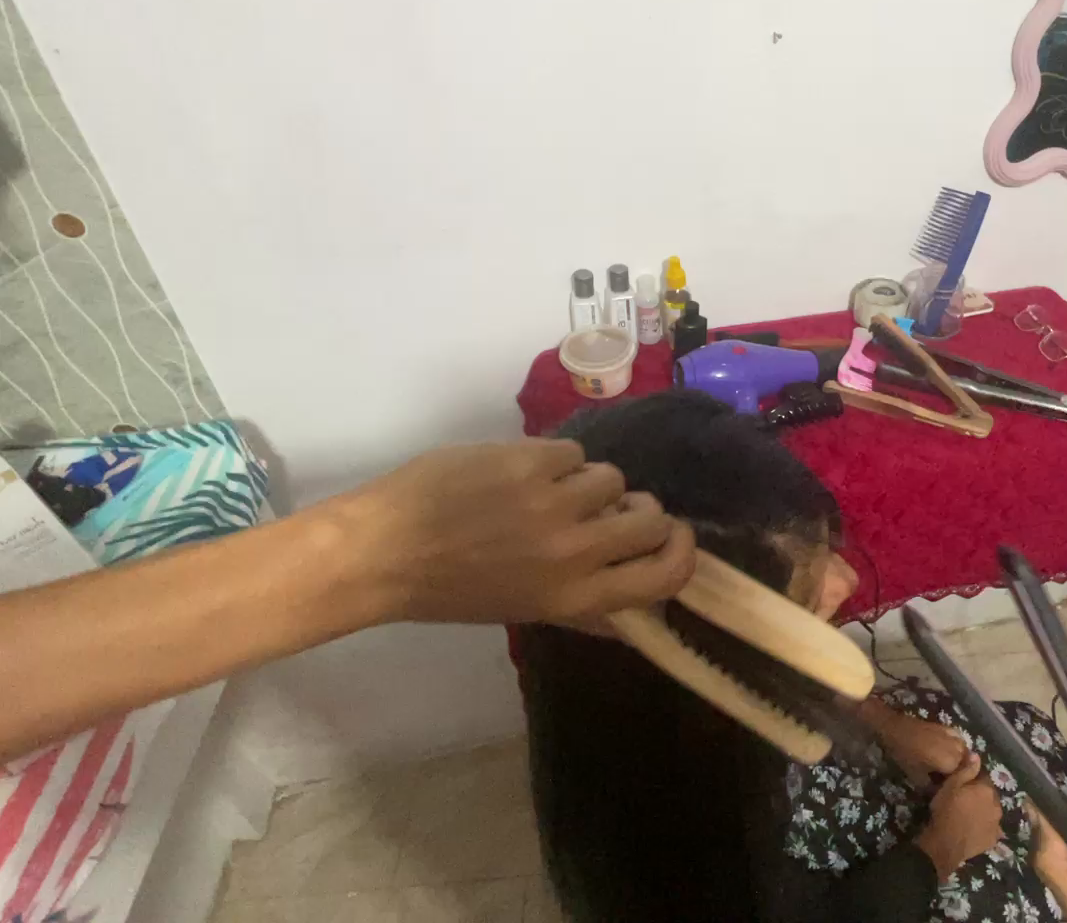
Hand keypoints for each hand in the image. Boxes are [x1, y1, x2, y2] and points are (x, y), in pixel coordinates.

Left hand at [329, 439, 696, 624]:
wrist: (384, 549)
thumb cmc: (452, 590)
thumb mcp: (527, 612)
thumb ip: (586, 611)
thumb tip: (635, 614)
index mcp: (577, 596)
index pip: (665, 575)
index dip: (682, 552)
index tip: (676, 537)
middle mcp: (576, 551)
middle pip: (652, 516)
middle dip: (638, 508)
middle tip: (609, 508)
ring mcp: (555, 502)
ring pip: (612, 476)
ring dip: (587, 482)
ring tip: (550, 489)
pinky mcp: (532, 461)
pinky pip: (574, 451)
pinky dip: (554, 460)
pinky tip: (520, 473)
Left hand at [875, 708, 969, 783]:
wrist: (896, 729)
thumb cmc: (906, 755)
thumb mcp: (918, 778)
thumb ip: (934, 788)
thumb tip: (943, 793)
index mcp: (952, 763)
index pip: (965, 779)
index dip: (958, 785)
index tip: (950, 788)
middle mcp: (958, 749)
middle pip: (967, 764)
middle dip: (961, 772)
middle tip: (948, 778)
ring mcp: (953, 736)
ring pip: (966, 751)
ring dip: (961, 759)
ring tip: (949, 766)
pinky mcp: (947, 727)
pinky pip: (960, 739)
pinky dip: (959, 746)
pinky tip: (950, 750)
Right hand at [915, 754, 1004, 877]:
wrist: (945, 844)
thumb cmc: (946, 810)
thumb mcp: (951, 785)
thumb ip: (966, 770)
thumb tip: (977, 755)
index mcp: (986, 790)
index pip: (984, 776)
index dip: (973, 778)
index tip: (962, 782)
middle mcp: (997, 805)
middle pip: (989, 794)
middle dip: (980, 793)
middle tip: (964, 797)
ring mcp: (997, 824)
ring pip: (991, 810)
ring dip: (983, 809)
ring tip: (968, 812)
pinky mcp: (994, 839)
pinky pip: (991, 827)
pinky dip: (984, 824)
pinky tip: (973, 826)